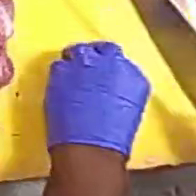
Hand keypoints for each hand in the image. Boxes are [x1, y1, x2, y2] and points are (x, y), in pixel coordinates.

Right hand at [45, 41, 149, 155]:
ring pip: (120, 61)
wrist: (90, 146)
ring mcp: (126, 71)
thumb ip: (63, 75)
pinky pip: (131, 75)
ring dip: (112, 69)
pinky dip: (123, 81)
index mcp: (75, 62)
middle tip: (90, 69)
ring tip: (103, 85)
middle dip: (97, 55)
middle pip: (104, 49)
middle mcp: (104, 60)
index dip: (74, 58)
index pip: (77, 51)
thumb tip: (68, 69)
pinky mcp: (141, 84)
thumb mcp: (54, 93)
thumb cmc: (64, 123)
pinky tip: (115, 96)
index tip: (71, 65)